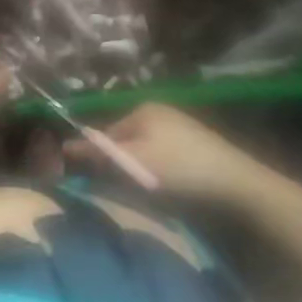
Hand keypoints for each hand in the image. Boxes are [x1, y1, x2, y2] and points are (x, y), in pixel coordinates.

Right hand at [67, 103, 280, 201]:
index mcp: (143, 109)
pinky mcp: (197, 146)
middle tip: (127, 189)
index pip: (105, 134)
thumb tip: (63, 147)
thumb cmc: (178, 168)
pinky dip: (160, 174)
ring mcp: (181, 128)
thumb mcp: (132, 161)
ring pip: (144, 152)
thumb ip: (97, 154)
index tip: (101, 182)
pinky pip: (164, 159)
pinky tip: (169, 189)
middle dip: (121, 165)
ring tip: (149, 192)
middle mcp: (161, 112)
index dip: (100, 159)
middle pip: (125, 142)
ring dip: (141, 172)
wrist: (237, 185)